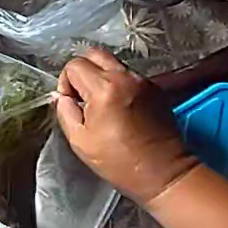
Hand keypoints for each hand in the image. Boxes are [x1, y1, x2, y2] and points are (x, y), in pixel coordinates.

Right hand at [55, 48, 198, 204]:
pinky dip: (118, 84)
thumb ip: (65, 111)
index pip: (74, 65)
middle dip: (82, 70)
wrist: (164, 174)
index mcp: (104, 89)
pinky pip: (128, 76)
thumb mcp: (79, 140)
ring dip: (101, 77)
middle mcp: (126, 78)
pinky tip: (119, 108)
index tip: (71, 103)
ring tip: (101, 104)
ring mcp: (144, 82)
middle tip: (82, 95)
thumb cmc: (118, 161)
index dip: (66, 83)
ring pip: (112, 63)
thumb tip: (62, 97)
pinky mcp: (156, 89)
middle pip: (94, 54)